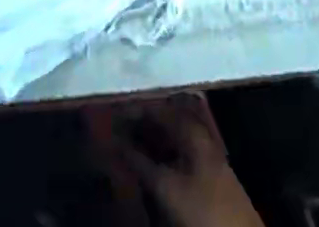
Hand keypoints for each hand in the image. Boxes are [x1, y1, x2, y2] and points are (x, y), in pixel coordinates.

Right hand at [115, 94, 262, 226]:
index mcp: (192, 130)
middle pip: (165, 121)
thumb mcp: (165, 187)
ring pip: (171, 138)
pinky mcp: (206, 173)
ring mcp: (205, 154)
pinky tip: (146, 164)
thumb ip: (137, 161)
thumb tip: (112, 140)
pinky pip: (177, 153)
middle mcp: (200, 135)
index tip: (111, 117)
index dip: (133, 111)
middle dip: (139, 124)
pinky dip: (159, 154)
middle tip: (116, 131)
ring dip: (148, 140)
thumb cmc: (202, 210)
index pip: (157, 108)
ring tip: (125, 146)